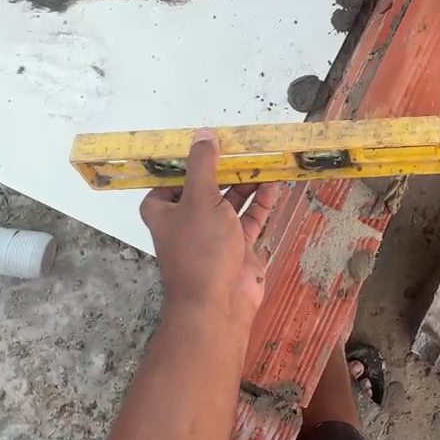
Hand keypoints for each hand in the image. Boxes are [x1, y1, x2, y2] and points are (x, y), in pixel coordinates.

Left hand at [140, 131, 271, 326]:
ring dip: (248, 183)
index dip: (192, 159)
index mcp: (165, 210)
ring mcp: (214, 234)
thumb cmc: (201, 249)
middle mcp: (187, 220)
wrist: (218, 305)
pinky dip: (261, 202)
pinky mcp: (238, 247)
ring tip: (267, 160)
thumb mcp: (199, 199)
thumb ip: (203, 165)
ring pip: (232, 201)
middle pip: (208, 186)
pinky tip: (275, 184)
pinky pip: (250, 218)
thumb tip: (204, 134)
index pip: (174, 177)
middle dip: (227, 168)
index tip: (212, 140)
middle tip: (248, 146)